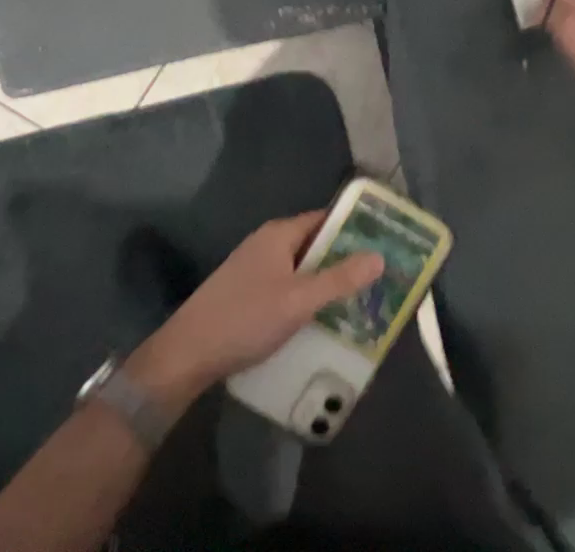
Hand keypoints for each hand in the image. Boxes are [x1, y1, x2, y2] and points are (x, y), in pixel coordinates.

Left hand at [127, 212, 382, 406]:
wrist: (187, 355)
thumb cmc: (245, 318)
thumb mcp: (299, 299)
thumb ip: (340, 278)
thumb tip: (380, 256)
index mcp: (278, 235)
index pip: (326, 219)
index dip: (356, 228)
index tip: (387, 241)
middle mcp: (267, 245)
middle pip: (316, 245)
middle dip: (347, 259)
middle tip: (383, 275)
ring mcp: (255, 271)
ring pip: (303, 270)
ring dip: (329, 282)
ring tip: (364, 299)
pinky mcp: (249, 296)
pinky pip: (289, 289)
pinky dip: (309, 298)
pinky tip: (327, 319)